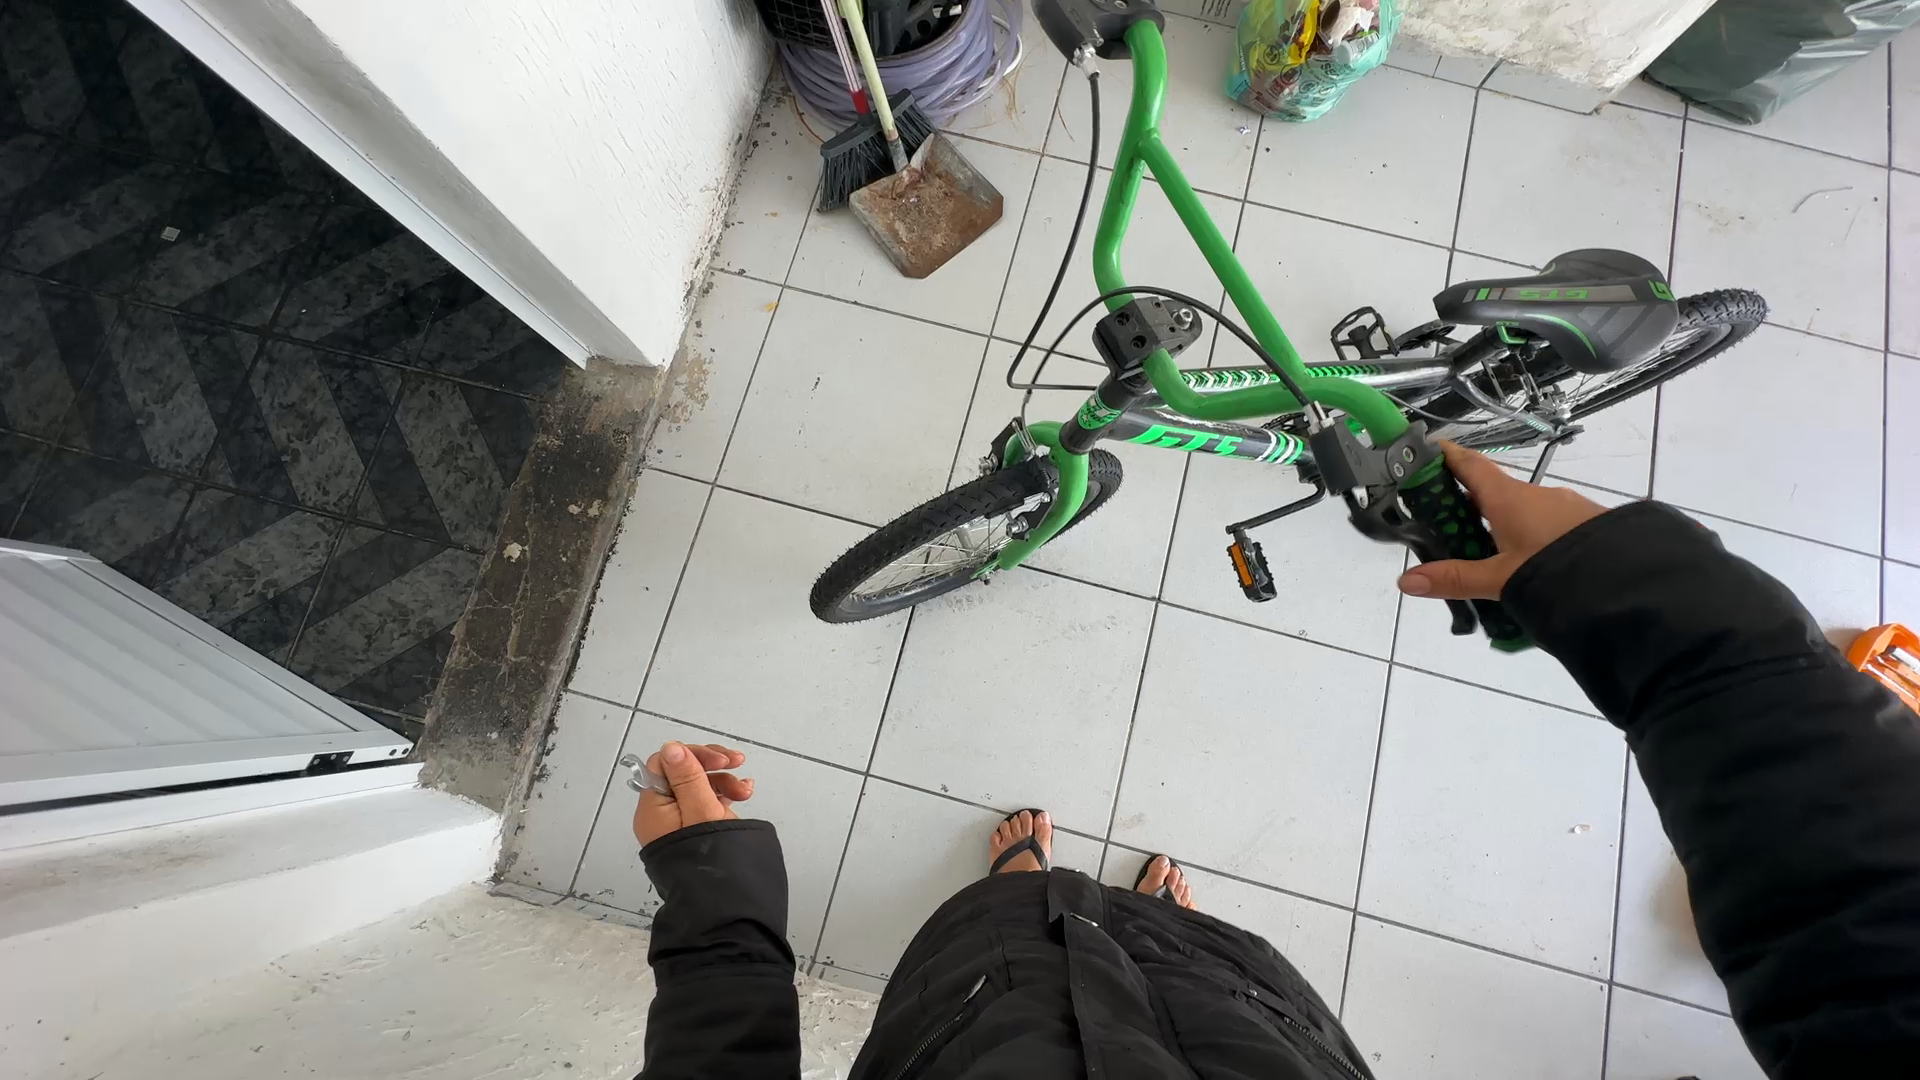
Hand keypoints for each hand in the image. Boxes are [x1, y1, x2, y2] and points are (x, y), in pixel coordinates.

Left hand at [632, 741, 754, 846]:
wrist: (719, 899)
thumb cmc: (706, 853)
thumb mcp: (700, 810)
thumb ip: (687, 777)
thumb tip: (670, 745)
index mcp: (654, 806)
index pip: (665, 763)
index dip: (692, 755)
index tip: (720, 761)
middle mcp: (662, 809)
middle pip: (682, 770)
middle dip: (713, 765)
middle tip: (739, 763)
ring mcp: (678, 818)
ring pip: (698, 783)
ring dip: (724, 779)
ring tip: (747, 791)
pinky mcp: (694, 825)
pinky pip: (706, 798)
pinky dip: (725, 791)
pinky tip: (744, 793)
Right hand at [1396, 441, 1609, 600]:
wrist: (1639, 584)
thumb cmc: (1559, 569)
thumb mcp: (1501, 579)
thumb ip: (1454, 579)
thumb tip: (1404, 582)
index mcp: (1509, 498)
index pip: (1469, 465)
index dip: (1445, 455)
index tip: (1424, 448)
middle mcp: (1536, 495)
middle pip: (1491, 493)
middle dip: (1464, 506)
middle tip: (1439, 527)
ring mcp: (1566, 509)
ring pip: (1520, 512)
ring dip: (1498, 527)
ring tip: (1483, 558)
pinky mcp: (1588, 526)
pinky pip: (1546, 526)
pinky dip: (1526, 538)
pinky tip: (1524, 565)